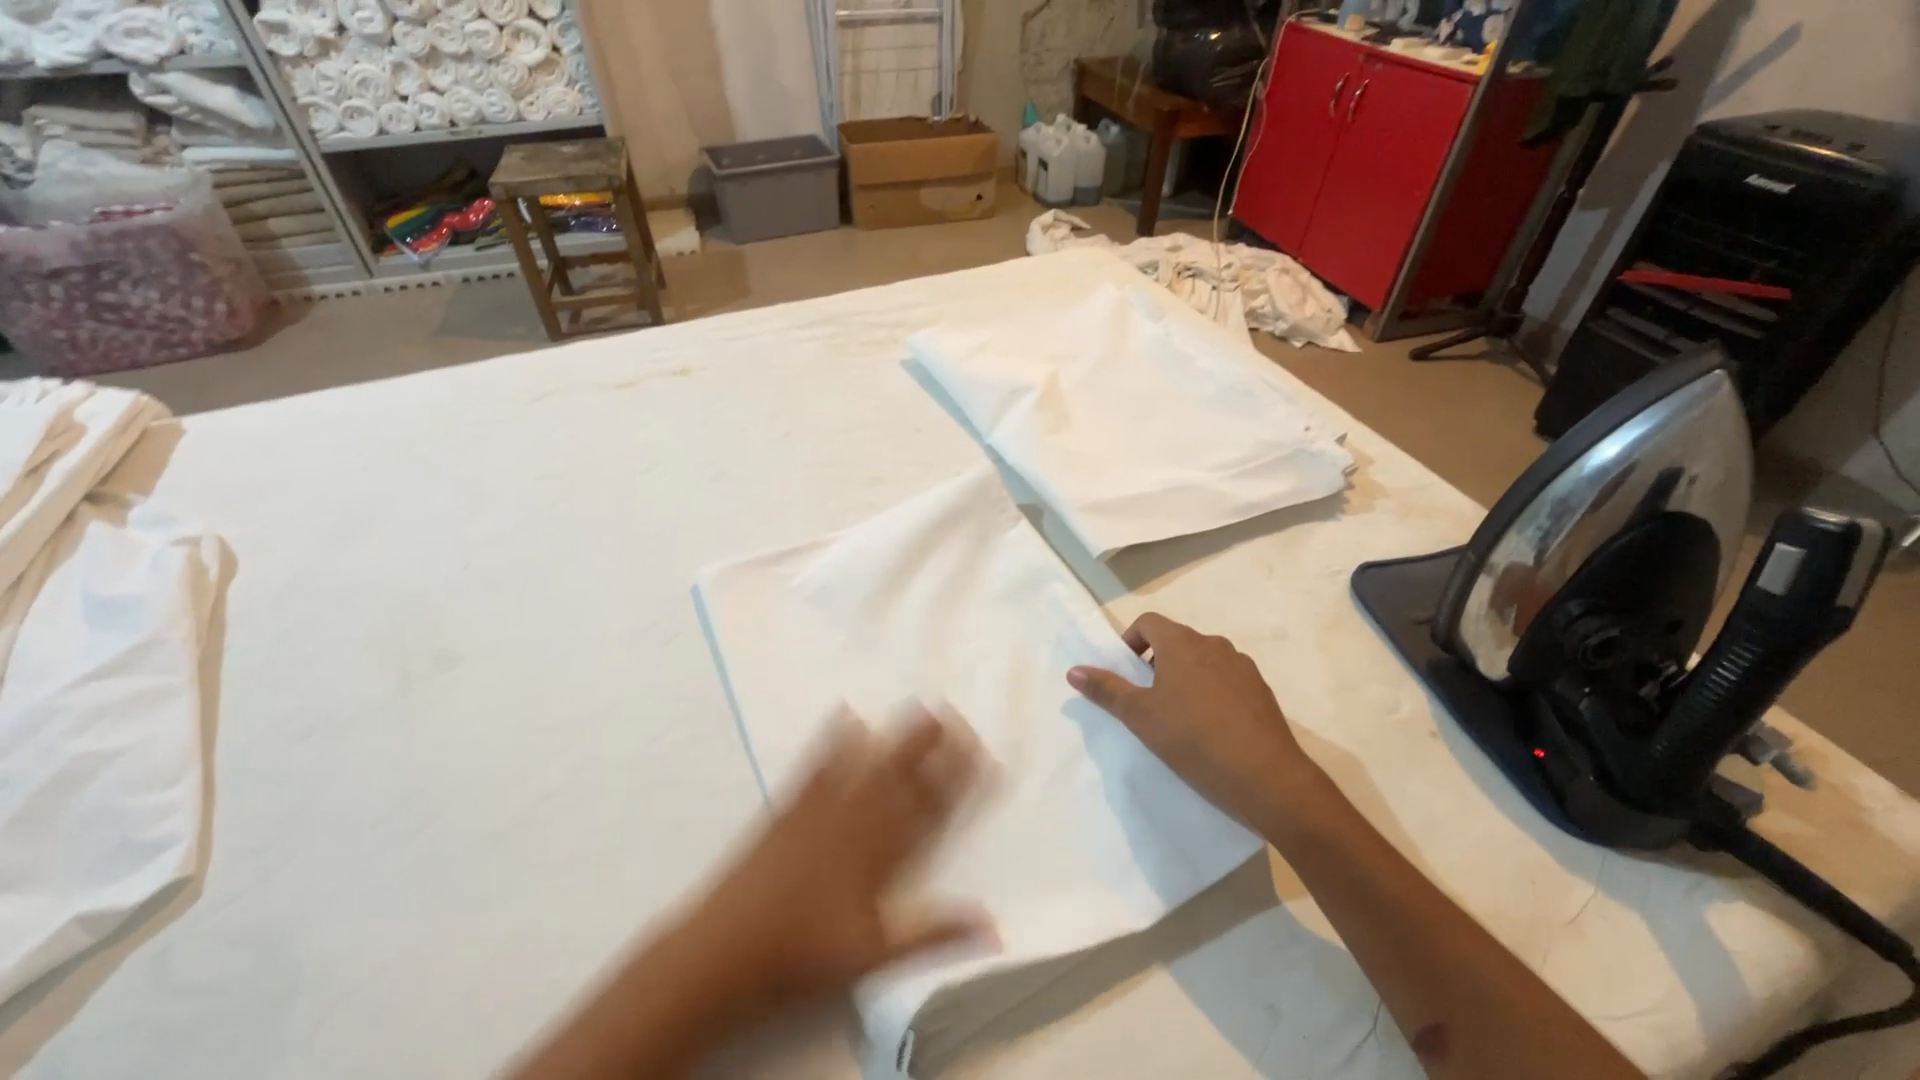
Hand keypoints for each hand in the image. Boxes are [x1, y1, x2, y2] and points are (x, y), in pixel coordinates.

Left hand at [682, 707, 994, 1017]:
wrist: (720, 951)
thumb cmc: (799, 957)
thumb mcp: (871, 956)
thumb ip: (931, 935)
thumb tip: (993, 924)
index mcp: (878, 857)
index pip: (927, 811)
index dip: (957, 781)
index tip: (981, 752)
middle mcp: (852, 824)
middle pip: (898, 777)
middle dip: (930, 745)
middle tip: (954, 712)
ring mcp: (817, 813)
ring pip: (864, 765)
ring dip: (894, 736)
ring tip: (919, 704)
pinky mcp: (786, 811)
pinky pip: (816, 767)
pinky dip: (833, 740)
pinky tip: (846, 716)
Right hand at [1068, 613, 1310, 821]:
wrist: (1264, 774)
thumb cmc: (1192, 738)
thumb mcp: (1140, 716)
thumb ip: (1106, 690)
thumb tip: (1073, 670)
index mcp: (1182, 643)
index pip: (1148, 622)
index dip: (1130, 641)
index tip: (1126, 673)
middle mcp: (1214, 645)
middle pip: (1177, 641)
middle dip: (1157, 663)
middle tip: (1148, 700)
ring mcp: (1243, 667)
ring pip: (1204, 661)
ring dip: (1186, 678)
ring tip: (1180, 717)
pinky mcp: (1261, 691)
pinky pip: (1227, 681)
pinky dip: (1212, 694)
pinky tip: (1211, 729)